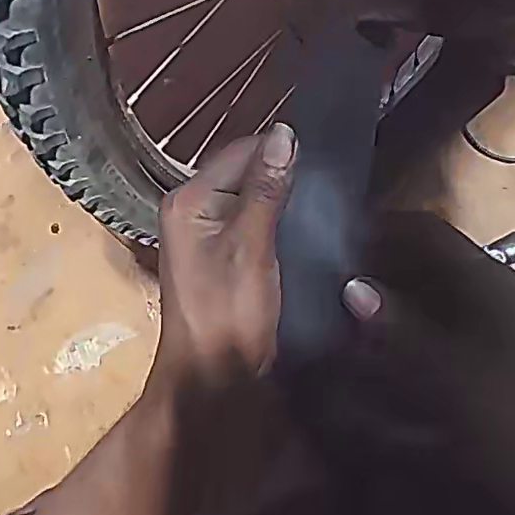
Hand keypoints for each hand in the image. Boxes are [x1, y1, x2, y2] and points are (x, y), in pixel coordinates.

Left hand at [147, 123, 296, 396]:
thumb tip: (284, 133)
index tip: (323, 156)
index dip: (279, 151)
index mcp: (188, 199)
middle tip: (326, 182)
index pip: (240, 152)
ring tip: (319, 200)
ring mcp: (203, 231)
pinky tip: (298, 222)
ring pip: (249, 193)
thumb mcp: (251, 248)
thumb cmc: (228, 315)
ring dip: (279, 194)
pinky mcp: (219, 251)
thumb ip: (267, 190)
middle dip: (280, 172)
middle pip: (242, 170)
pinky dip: (273, 215)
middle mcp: (191, 207)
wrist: (213, 381)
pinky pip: (249, 217)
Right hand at [339, 212, 514, 514]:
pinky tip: (380, 343)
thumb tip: (351, 288)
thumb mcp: (450, 377)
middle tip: (337, 277)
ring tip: (351, 307)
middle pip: (422, 256)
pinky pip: (431, 317)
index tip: (338, 240)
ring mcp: (488, 321)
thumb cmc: (512, 424)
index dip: (380, 228)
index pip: (425, 231)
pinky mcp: (482, 351)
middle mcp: (488, 292)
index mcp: (487, 282)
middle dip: (378, 261)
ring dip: (388, 290)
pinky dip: (402, 321)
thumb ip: (399, 329)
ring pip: (425, 286)